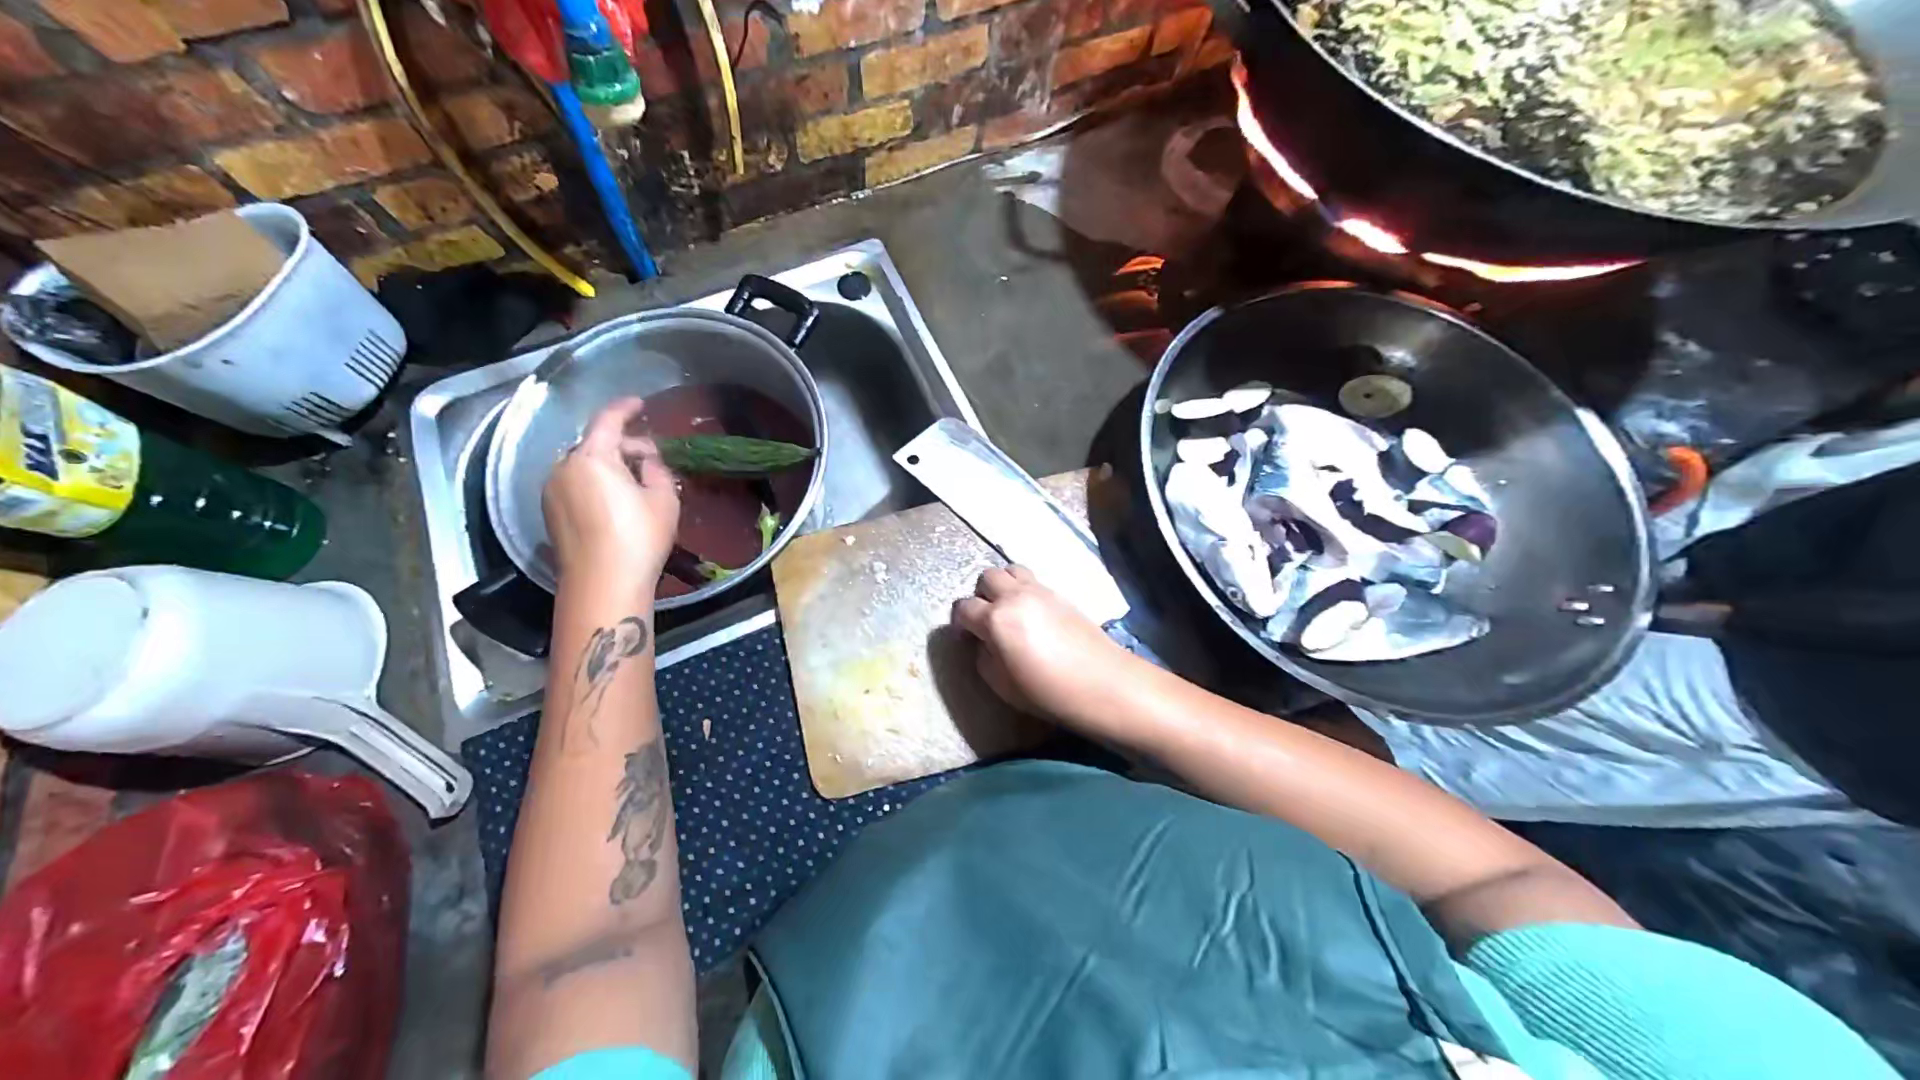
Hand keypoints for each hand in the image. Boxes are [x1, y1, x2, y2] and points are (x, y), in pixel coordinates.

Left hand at [543, 397, 680, 592]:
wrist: (602, 584)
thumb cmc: (639, 538)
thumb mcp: (663, 500)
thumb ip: (657, 471)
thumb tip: (648, 462)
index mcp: (593, 457)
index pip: (607, 420)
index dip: (625, 408)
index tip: (640, 404)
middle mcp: (564, 468)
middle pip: (595, 445)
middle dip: (623, 447)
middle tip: (652, 461)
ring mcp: (552, 492)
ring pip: (584, 467)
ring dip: (608, 468)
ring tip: (636, 486)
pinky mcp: (550, 514)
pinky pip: (575, 486)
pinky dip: (595, 486)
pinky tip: (616, 505)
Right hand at [951, 566, 1138, 728]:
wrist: (1103, 683)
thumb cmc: (1047, 691)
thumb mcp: (1001, 684)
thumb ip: (984, 657)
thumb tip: (984, 642)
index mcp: (995, 619)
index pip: (964, 607)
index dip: (960, 623)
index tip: (966, 638)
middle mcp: (1015, 596)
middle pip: (987, 577)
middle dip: (980, 596)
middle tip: (987, 620)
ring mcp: (1040, 591)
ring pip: (1010, 570)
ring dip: (1003, 585)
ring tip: (1009, 610)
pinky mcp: (1060, 593)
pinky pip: (1032, 580)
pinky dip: (1023, 589)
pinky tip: (1031, 614)